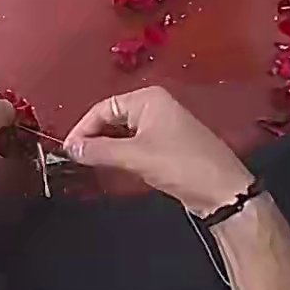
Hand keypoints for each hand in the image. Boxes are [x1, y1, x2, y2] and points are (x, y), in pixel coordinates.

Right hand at [63, 87, 254, 215]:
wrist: (222, 190)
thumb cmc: (179, 164)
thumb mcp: (135, 156)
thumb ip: (99, 150)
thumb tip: (70, 148)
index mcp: (148, 98)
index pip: (103, 108)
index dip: (83, 128)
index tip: (67, 149)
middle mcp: (154, 105)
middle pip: (112, 117)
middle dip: (93, 136)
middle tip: (75, 157)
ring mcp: (162, 124)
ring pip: (123, 131)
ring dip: (105, 145)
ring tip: (87, 162)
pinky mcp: (167, 144)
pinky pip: (134, 142)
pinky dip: (120, 152)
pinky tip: (110, 165)